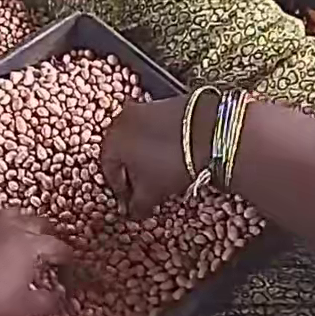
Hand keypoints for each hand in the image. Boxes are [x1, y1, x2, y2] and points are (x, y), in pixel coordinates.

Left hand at [0, 209, 74, 315]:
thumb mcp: (28, 306)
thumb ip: (50, 300)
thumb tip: (62, 299)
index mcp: (32, 244)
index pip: (58, 247)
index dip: (66, 258)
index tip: (68, 267)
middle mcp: (14, 229)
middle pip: (40, 224)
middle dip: (49, 237)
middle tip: (52, 252)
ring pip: (17, 215)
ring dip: (26, 224)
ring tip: (29, 240)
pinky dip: (5, 228)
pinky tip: (5, 243)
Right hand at [98, 95, 197, 216]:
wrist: (206, 129)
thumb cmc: (168, 164)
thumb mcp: (151, 192)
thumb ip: (137, 205)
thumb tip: (133, 213)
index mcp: (111, 141)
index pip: (109, 172)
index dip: (121, 192)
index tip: (132, 203)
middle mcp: (122, 120)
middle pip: (123, 153)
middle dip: (133, 174)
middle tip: (145, 190)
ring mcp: (144, 108)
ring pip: (139, 140)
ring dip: (146, 158)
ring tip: (161, 174)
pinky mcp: (165, 103)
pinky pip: (155, 129)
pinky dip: (159, 144)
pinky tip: (172, 156)